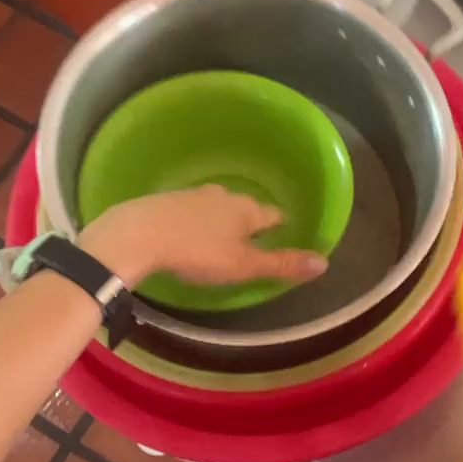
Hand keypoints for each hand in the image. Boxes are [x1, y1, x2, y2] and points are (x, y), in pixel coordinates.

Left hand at [79, 185, 329, 287]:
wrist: (138, 234)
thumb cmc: (198, 252)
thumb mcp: (243, 266)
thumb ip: (281, 264)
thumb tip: (324, 262)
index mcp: (246, 210)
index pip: (272, 214)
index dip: (279, 221)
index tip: (284, 225)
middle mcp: (222, 196)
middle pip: (243, 205)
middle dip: (249, 216)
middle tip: (254, 229)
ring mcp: (191, 195)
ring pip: (215, 203)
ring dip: (221, 214)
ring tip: (222, 228)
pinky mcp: (164, 201)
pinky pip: (188, 208)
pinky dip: (194, 217)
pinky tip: (187, 228)